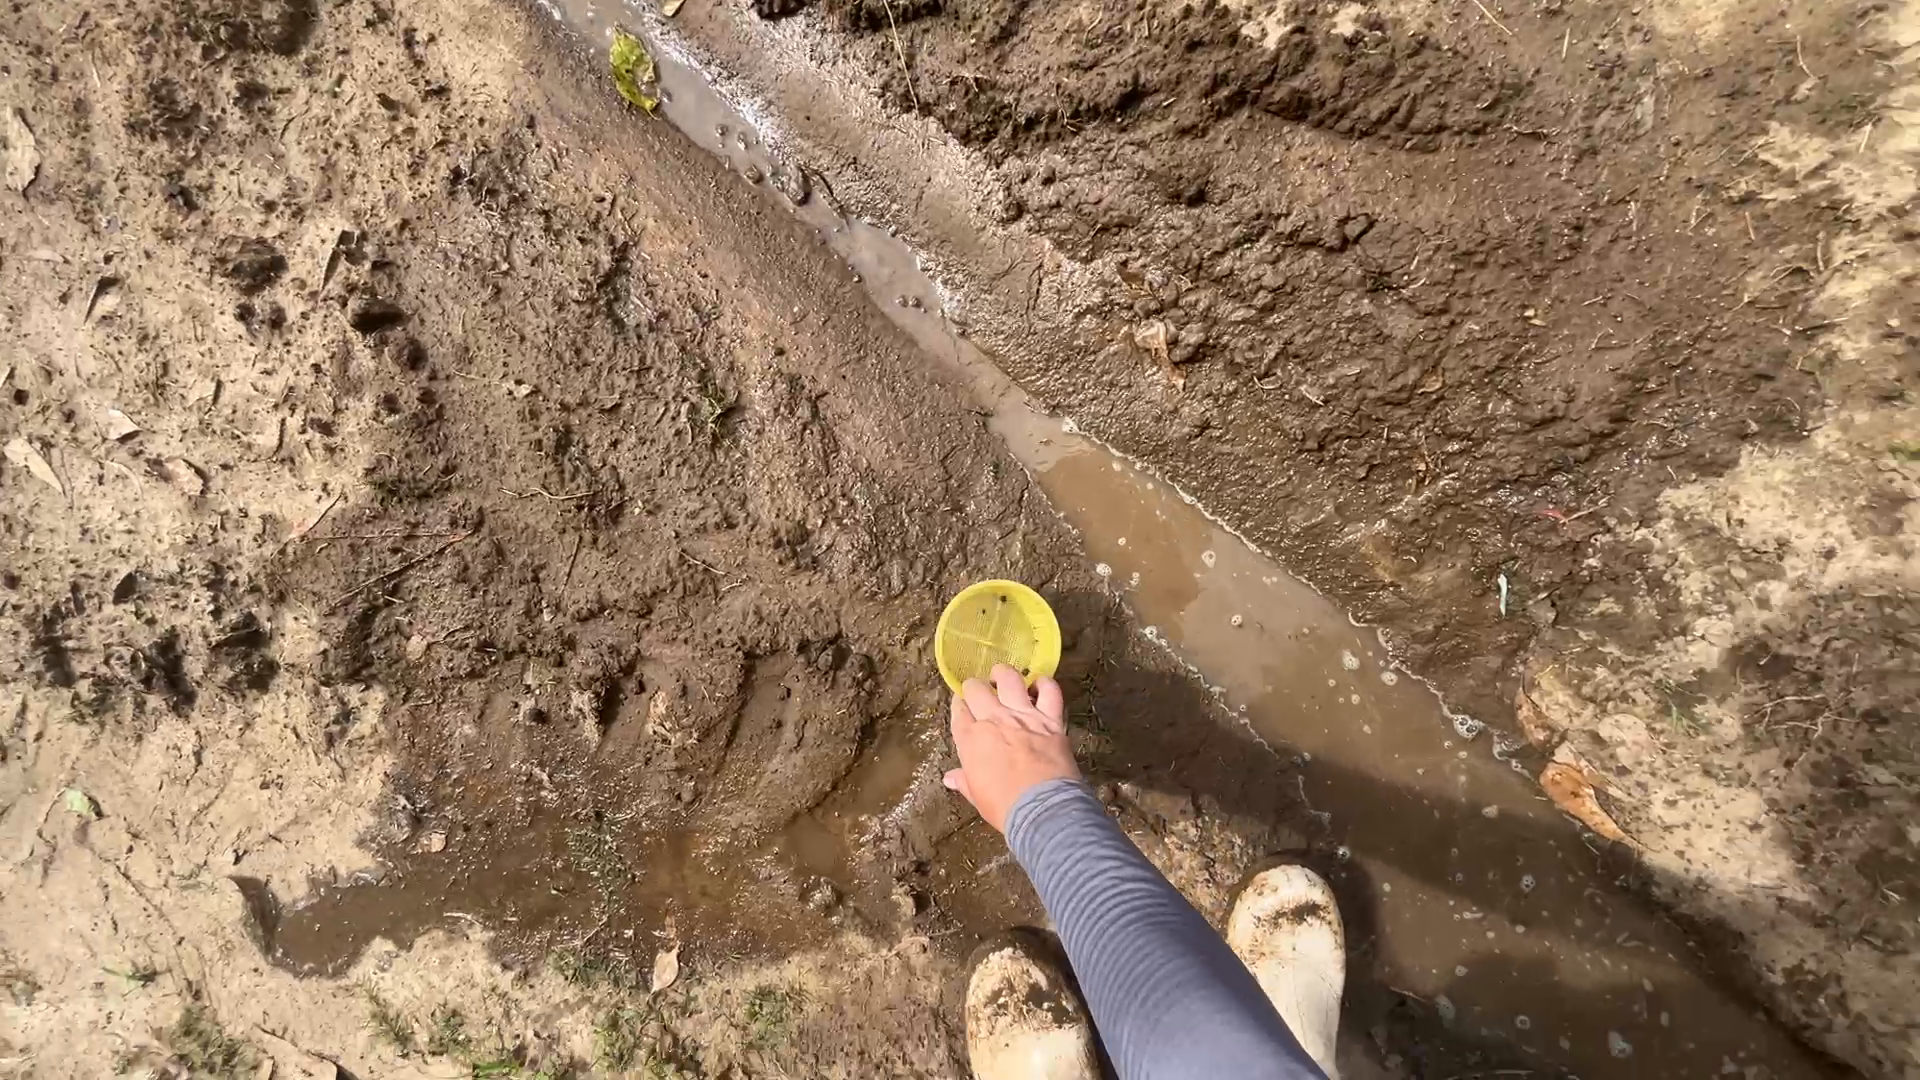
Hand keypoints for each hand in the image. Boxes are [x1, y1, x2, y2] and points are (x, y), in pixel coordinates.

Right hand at [944, 664, 1081, 833]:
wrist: (1043, 809)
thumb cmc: (1005, 807)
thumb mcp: (978, 797)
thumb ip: (965, 781)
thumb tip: (950, 778)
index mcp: (971, 739)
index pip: (959, 711)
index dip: (959, 706)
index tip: (962, 706)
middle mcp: (994, 720)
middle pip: (977, 689)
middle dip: (975, 687)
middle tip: (980, 693)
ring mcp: (1022, 716)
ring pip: (1008, 679)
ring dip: (1003, 674)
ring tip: (1002, 677)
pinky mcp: (1050, 718)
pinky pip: (1049, 691)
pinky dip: (1044, 684)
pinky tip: (1040, 685)